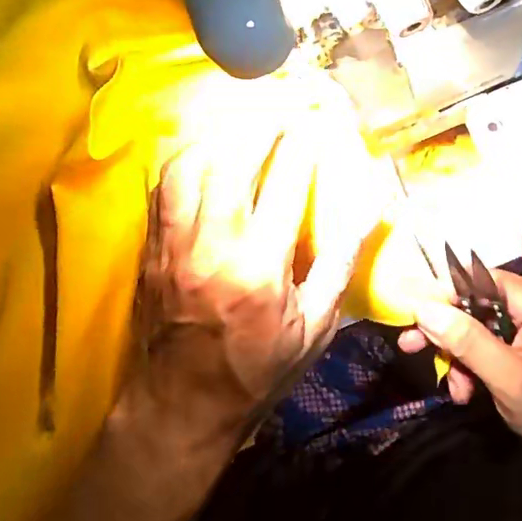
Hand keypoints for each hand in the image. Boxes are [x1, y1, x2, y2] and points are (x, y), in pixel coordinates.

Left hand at [119, 124, 375, 452]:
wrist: (184, 404)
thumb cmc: (259, 368)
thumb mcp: (315, 326)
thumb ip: (339, 262)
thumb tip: (369, 209)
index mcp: (260, 268)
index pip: (284, 185)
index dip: (301, 147)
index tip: (312, 125)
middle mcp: (213, 246)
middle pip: (231, 162)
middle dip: (258, 129)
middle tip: (278, 117)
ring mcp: (174, 245)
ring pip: (189, 167)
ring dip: (217, 140)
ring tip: (239, 132)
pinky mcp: (152, 249)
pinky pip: (163, 188)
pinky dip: (186, 163)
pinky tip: (204, 159)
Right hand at [398, 270, 521, 479]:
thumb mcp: (510, 378)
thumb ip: (467, 341)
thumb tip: (423, 307)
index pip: (474, 279)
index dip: (439, 295)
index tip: (406, 315)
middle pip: (472, 305)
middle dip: (445, 333)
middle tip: (410, 350)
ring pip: (477, 329)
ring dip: (460, 359)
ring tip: (458, 392)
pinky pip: (490, 348)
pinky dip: (474, 369)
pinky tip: (469, 394)